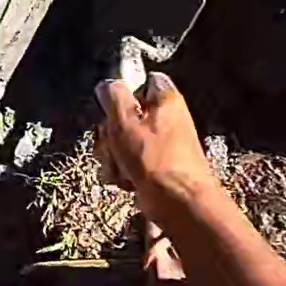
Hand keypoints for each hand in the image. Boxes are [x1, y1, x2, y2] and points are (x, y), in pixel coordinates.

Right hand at [95, 73, 219, 218]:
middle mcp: (167, 120)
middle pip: (126, 116)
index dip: (123, 97)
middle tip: (114, 146)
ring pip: (124, 142)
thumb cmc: (154, 160)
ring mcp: (163, 144)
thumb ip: (113, 97)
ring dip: (114, 158)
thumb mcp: (124, 122)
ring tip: (122, 169)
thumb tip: (106, 85)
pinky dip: (124, 173)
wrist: (178, 202)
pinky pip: (130, 163)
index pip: (142, 83)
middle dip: (111, 135)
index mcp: (165, 100)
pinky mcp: (157, 166)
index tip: (113, 112)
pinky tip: (128, 181)